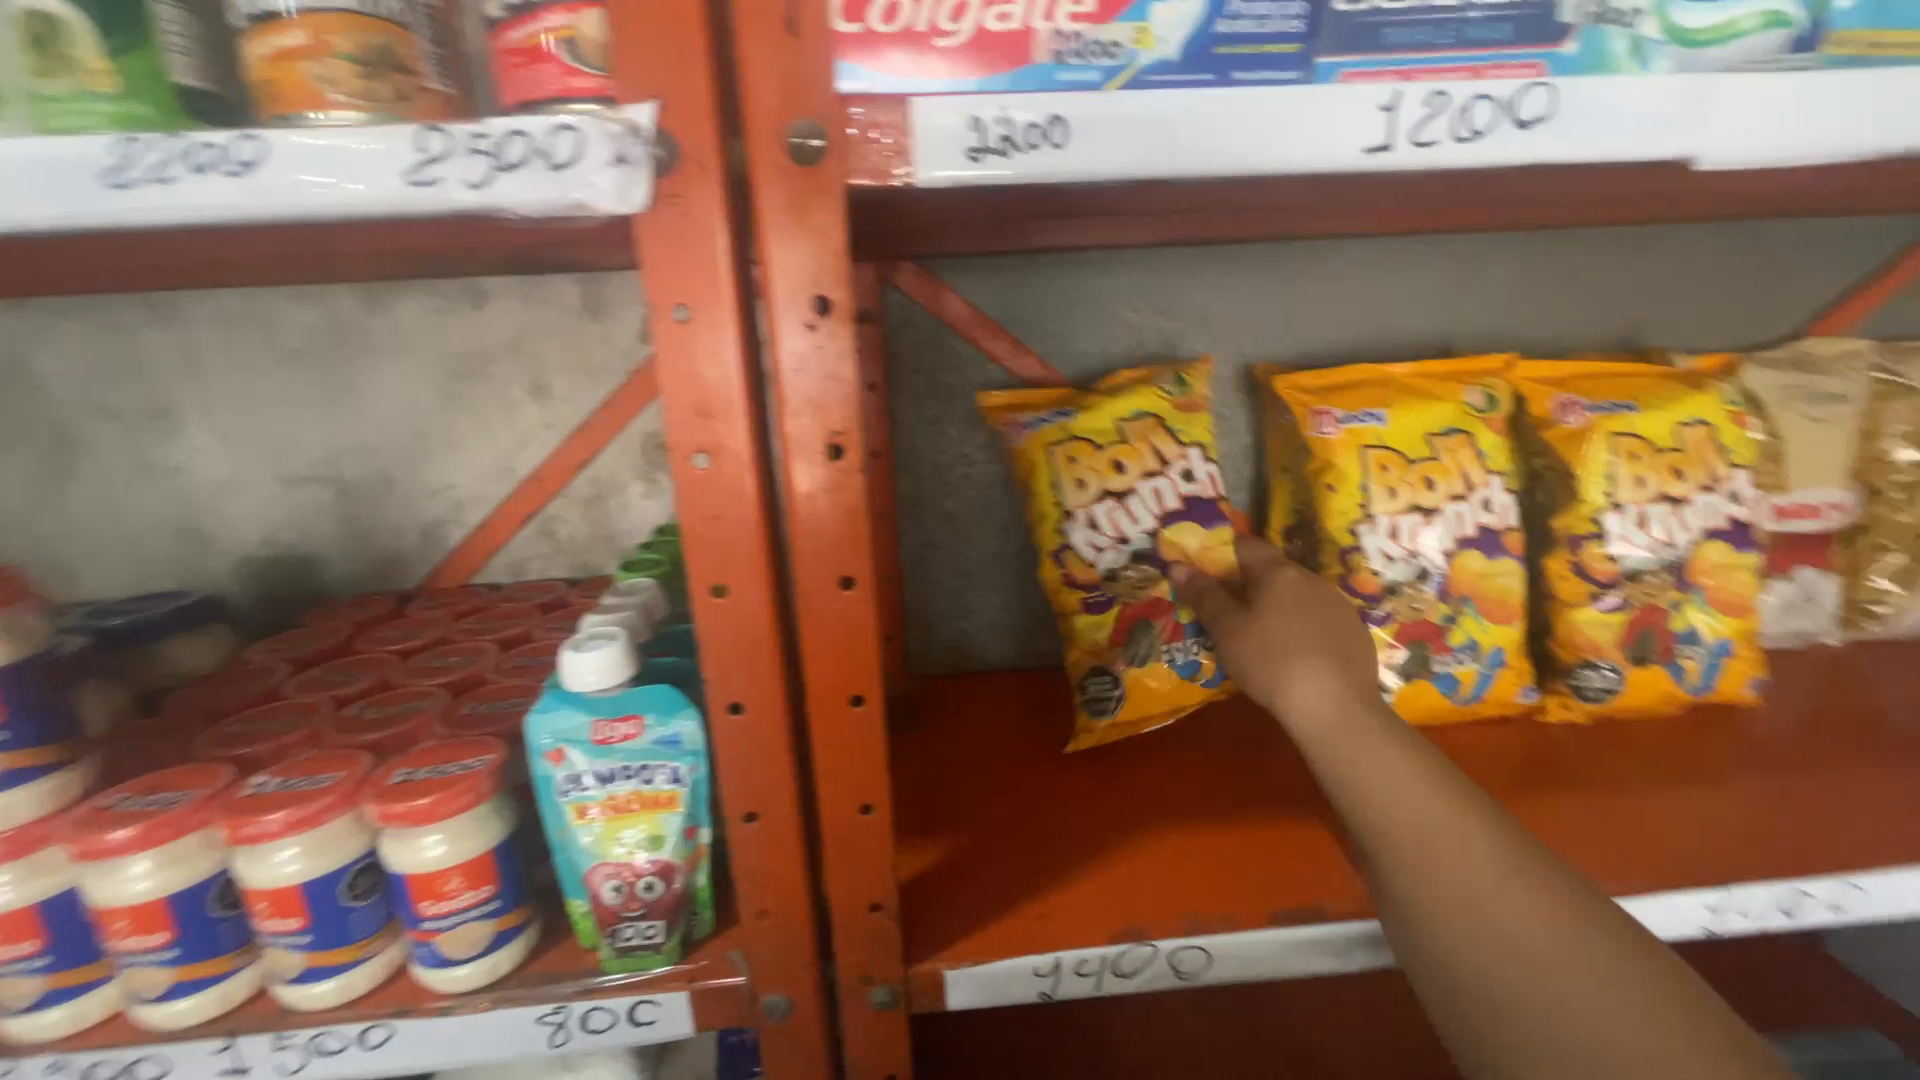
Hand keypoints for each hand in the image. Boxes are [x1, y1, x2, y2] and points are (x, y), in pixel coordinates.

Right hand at [1170, 536, 1385, 733]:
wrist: (1336, 709)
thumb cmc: (1271, 662)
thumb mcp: (1227, 631)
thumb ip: (1203, 595)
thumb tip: (1177, 565)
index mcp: (1279, 572)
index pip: (1247, 545)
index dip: (1223, 556)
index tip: (1207, 578)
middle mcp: (1312, 579)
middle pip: (1274, 571)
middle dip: (1249, 586)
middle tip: (1227, 615)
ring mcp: (1339, 606)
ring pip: (1298, 596)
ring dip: (1277, 608)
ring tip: (1260, 640)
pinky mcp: (1355, 633)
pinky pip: (1319, 620)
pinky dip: (1301, 629)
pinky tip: (1294, 657)